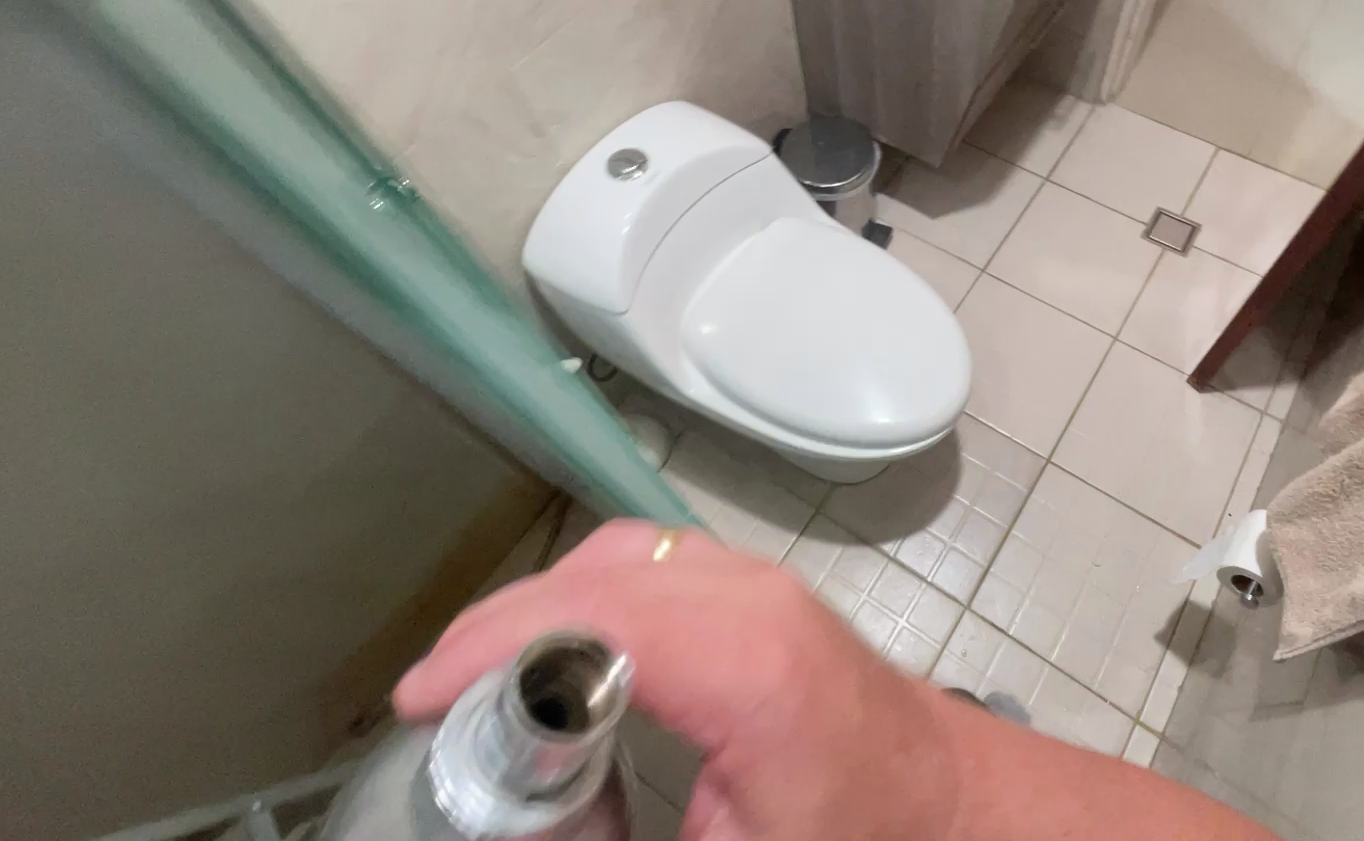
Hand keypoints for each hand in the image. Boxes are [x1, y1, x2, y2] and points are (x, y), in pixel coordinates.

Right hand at [394, 520, 962, 840]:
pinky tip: (568, 642)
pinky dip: (599, 589)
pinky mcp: (763, 590)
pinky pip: (663, 561)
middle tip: (440, 692)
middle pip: (608, 570)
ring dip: (552, 599)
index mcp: (750, 664)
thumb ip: (608, 833)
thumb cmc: (855, 832)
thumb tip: (533, 823)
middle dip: (510, 621)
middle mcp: (755, 598)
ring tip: (488, 669)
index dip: (500, 643)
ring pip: (632, 552)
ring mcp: (763, 582)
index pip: (602, 615)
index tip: (424, 696)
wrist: (939, 796)